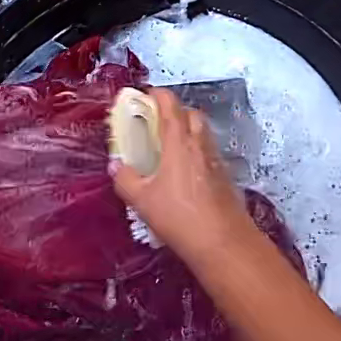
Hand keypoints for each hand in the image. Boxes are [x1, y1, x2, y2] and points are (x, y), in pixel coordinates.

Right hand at [110, 87, 259, 263]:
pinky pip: (208, 154)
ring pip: (203, 134)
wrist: (225, 246)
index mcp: (179, 142)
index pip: (171, 105)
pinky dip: (196, 153)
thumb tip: (115, 166)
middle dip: (175, 112)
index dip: (158, 95)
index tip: (145, 96)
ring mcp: (216, 162)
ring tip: (168, 148)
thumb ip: (125, 179)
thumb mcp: (141, 200)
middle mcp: (200, 145)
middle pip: (192, 114)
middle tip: (156, 123)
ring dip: (187, 132)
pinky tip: (184, 174)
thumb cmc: (179, 217)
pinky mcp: (225, 179)